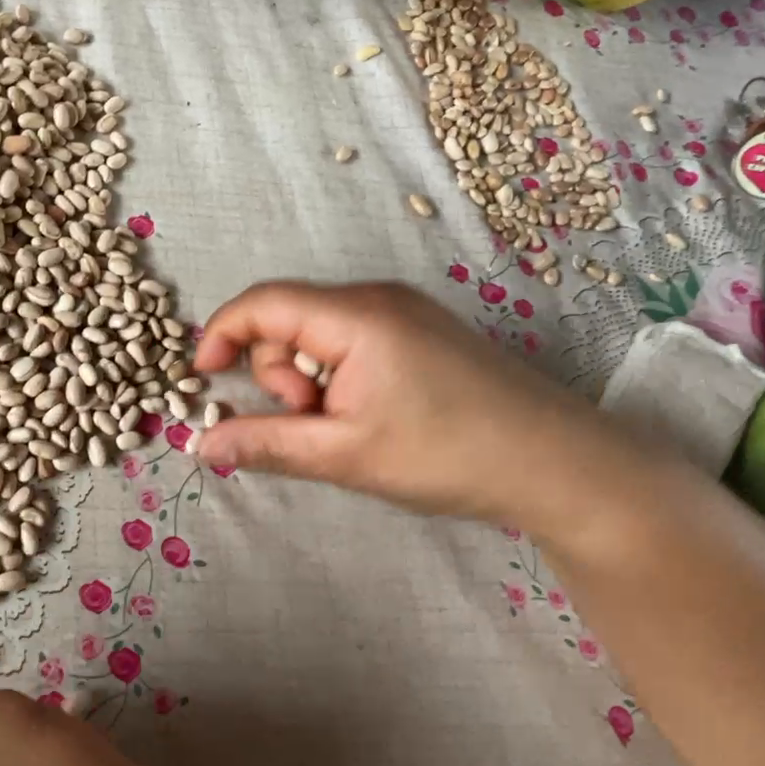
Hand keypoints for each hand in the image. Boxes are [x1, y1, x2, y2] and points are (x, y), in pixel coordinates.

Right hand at [192, 281, 642, 530]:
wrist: (564, 467)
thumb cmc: (449, 455)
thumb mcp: (344, 454)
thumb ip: (265, 443)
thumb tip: (200, 443)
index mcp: (355, 316)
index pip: (261, 304)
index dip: (220, 335)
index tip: (203, 378)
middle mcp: (376, 298)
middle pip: (286, 321)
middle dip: (278, 374)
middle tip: (311, 420)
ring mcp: (402, 311)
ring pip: (315, 334)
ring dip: (308, 380)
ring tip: (345, 424)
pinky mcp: (419, 331)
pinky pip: (348, 341)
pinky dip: (336, 376)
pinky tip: (364, 412)